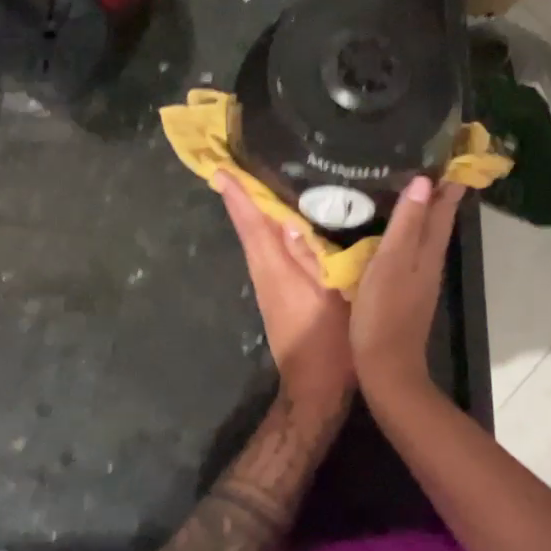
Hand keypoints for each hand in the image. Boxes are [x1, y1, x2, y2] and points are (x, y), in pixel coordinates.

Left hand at [215, 171, 353, 405]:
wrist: (316, 389)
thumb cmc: (328, 340)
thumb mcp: (328, 295)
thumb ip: (310, 257)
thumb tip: (287, 218)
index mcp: (274, 267)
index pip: (250, 223)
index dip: (238, 194)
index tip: (222, 167)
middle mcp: (264, 271)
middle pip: (249, 226)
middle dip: (244, 194)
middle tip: (242, 161)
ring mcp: (270, 283)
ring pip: (258, 237)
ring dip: (256, 209)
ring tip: (264, 178)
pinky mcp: (279, 292)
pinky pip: (270, 249)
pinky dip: (270, 228)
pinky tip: (287, 219)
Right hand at [350, 175, 465, 391]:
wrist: (387, 368)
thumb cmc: (385, 313)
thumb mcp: (391, 263)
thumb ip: (406, 224)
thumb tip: (424, 181)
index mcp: (428, 251)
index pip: (444, 207)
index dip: (448, 182)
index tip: (449, 151)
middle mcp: (430, 261)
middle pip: (438, 219)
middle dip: (437, 192)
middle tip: (428, 159)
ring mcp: (420, 278)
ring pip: (426, 234)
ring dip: (422, 210)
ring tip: (408, 185)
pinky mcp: (407, 290)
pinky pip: (412, 249)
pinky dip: (408, 231)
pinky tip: (392, 228)